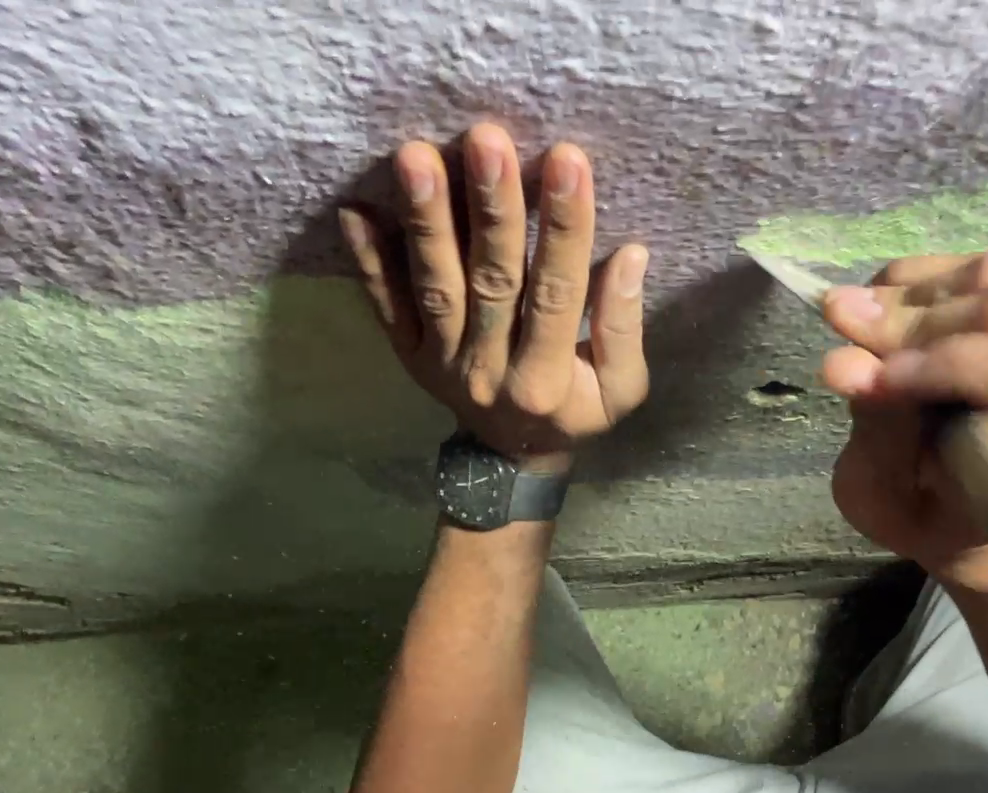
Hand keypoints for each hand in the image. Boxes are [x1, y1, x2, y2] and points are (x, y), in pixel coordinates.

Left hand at [338, 124, 650, 469]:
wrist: (513, 456)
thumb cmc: (574, 413)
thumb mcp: (620, 392)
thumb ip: (624, 330)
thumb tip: (631, 256)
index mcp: (546, 380)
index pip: (559, 295)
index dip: (564, 229)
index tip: (568, 160)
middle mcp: (489, 370)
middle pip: (492, 283)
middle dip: (492, 211)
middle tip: (487, 140)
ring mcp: (441, 362)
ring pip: (435, 288)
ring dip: (427, 222)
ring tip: (417, 157)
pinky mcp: (408, 354)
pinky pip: (386, 307)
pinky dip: (369, 262)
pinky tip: (356, 212)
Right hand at [818, 250, 987, 581]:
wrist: (954, 505)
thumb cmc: (928, 516)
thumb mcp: (887, 501)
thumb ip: (877, 436)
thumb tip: (841, 363)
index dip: (950, 367)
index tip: (872, 380)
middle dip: (911, 323)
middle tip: (836, 320)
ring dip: (908, 296)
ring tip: (848, 319)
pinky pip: (971, 268)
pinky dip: (912, 280)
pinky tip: (872, 308)